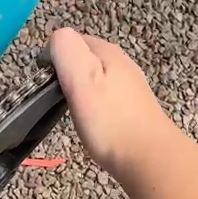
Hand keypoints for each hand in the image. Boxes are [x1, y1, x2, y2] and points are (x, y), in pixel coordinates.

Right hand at [48, 28, 181, 173]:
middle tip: (63, 104)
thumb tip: (56, 39)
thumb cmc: (110, 123)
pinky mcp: (135, 107)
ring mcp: (130, 85)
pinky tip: (96, 124)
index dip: (54, 60)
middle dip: (68, 77)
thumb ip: (66, 51)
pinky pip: (106, 98)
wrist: (149, 158)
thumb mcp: (81, 80)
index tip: (48, 87)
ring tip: (79, 116)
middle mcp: (121, 63)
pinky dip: (96, 107)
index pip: (70, 40)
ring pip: (96, 79)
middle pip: (84, 60)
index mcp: (107, 52)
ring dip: (82, 93)